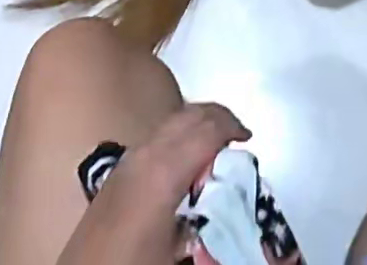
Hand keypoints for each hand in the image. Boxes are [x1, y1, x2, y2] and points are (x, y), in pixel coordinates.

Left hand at [58, 104, 250, 264]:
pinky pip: (159, 134)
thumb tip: (228, 198)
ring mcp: (129, 158)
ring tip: (217, 148)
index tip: (248, 141)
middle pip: (191, 114)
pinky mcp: (118, 170)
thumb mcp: (179, 253)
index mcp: (165, 170)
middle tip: (238, 138)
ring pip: (174, 120)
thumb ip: (209, 218)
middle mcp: (147, 153)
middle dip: (219, 118)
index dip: (233, 127)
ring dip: (200, 124)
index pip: (208, 128)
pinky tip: (187, 163)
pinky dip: (181, 134)